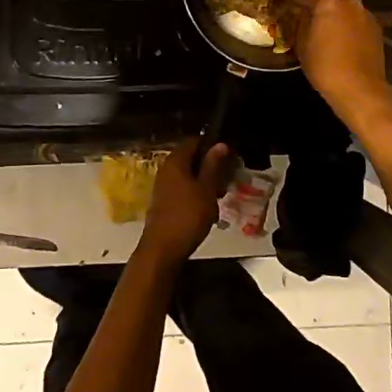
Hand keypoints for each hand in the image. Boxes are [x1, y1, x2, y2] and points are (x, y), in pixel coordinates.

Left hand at [139, 140, 233, 261]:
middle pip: (191, 158)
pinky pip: (183, 188)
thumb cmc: (187, 216)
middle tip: (227, 178)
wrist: (162, 250)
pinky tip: (208, 207)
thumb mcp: (206, 190)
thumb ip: (213, 166)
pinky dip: (196, 193)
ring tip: (220, 194)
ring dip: (205, 181)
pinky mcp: (164, 201)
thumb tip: (220, 144)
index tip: (229, 157)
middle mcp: (166, 169)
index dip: (212, 146)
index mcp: (175, 161)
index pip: (194, 141)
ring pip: (188, 175)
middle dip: (211, 166)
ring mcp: (163, 186)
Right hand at [277, 0, 391, 121]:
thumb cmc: (325, 67)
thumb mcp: (303, 46)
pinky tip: (340, 28)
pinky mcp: (375, 25)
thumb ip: (301, 22)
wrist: (361, 88)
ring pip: (346, 0)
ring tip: (323, 14)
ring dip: (334, 3)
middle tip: (305, 0)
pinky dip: (346, 16)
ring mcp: (364, 12)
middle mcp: (348, 1)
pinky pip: (356, 14)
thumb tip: (300, 12)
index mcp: (328, 3)